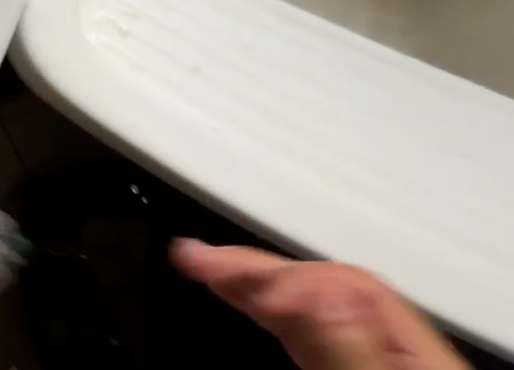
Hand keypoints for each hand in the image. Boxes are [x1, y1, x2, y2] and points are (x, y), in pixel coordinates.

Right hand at [171, 240, 467, 369]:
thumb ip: (353, 356)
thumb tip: (321, 294)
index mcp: (423, 362)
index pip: (356, 291)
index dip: (296, 281)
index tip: (249, 295)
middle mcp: (398, 356)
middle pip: (326, 291)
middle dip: (256, 270)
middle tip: (191, 256)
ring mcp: (369, 362)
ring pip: (305, 304)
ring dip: (246, 278)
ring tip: (192, 259)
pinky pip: (298, 327)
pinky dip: (256, 304)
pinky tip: (226, 289)